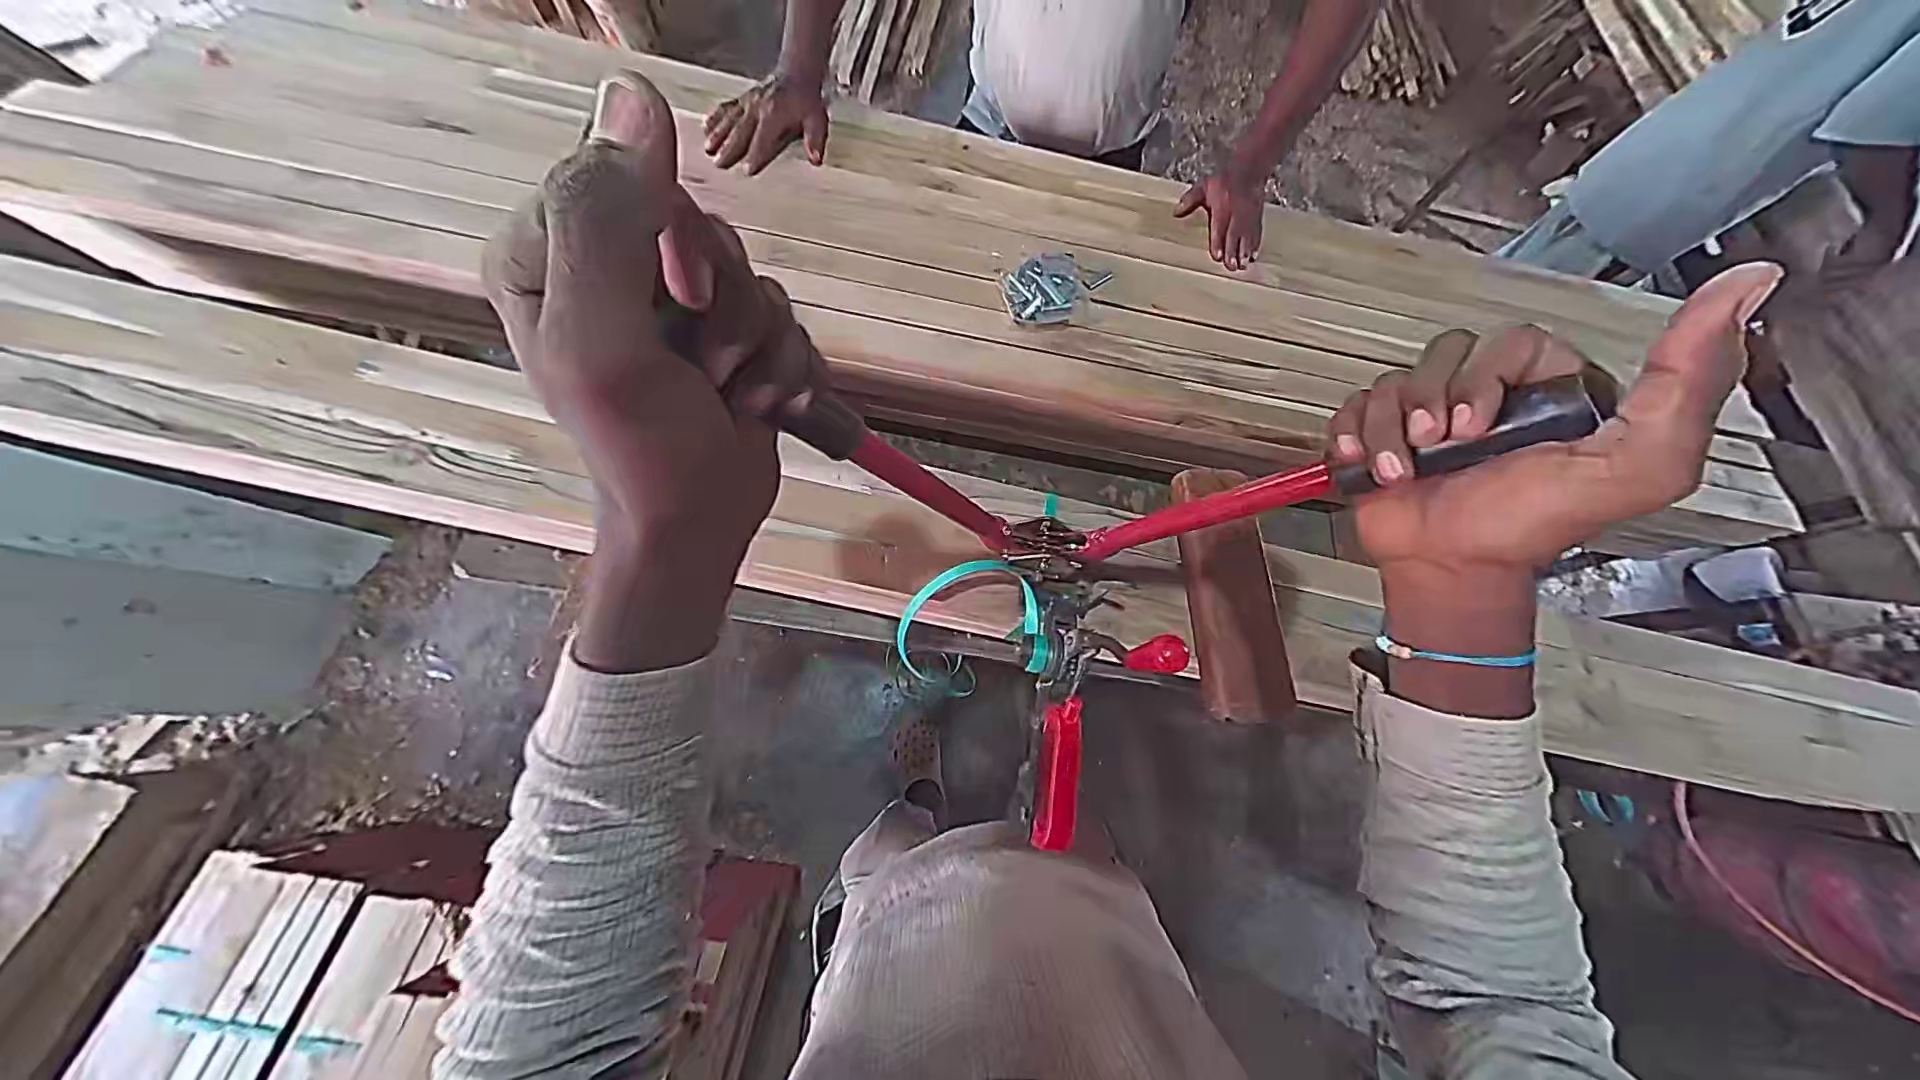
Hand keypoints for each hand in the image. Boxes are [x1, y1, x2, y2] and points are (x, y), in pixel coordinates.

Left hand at [487, 74, 827, 668]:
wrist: (701, 519)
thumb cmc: (643, 448)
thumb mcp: (603, 342)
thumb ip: (604, 221)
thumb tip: (637, 94)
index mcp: (552, 255)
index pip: (629, 180)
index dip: (673, 237)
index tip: (682, 304)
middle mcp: (615, 270)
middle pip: (701, 226)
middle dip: (724, 304)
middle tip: (707, 365)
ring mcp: (680, 306)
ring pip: (751, 275)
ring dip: (758, 345)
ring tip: (732, 395)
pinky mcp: (732, 336)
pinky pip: (783, 318)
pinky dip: (784, 366)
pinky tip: (761, 405)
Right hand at [704, 72, 828, 173]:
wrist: (798, 74)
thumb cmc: (807, 102)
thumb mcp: (817, 121)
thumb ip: (815, 140)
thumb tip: (816, 159)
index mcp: (774, 116)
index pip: (763, 141)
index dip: (756, 156)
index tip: (747, 170)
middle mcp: (757, 108)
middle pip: (741, 132)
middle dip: (729, 149)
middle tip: (719, 164)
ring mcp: (748, 102)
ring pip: (730, 120)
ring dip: (718, 134)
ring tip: (708, 148)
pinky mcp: (743, 99)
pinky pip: (726, 107)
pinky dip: (715, 116)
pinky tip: (706, 126)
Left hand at [1174, 162, 1266, 270]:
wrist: (1249, 168)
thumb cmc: (1223, 180)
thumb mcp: (1204, 185)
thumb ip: (1191, 199)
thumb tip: (1176, 211)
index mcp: (1222, 205)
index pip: (1220, 227)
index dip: (1219, 242)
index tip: (1218, 256)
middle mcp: (1237, 211)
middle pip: (1235, 234)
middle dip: (1234, 251)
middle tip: (1232, 266)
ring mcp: (1249, 213)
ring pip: (1248, 235)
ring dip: (1246, 251)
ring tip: (1244, 265)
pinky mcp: (1257, 215)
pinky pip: (1257, 231)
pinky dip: (1256, 244)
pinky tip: (1254, 255)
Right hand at [1332, 262, 1783, 576]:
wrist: (1451, 567)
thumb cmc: (1532, 525)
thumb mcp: (1637, 461)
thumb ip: (1686, 381)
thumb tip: (1742, 285)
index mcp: (1543, 392)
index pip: (1508, 342)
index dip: (1481, 377)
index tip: (1475, 427)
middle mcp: (1481, 398)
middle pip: (1442, 354)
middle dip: (1428, 401)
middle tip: (1437, 445)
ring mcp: (1422, 418)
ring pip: (1392, 383)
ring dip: (1386, 429)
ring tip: (1396, 469)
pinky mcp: (1377, 439)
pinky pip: (1352, 409)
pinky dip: (1351, 436)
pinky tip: (1363, 464)